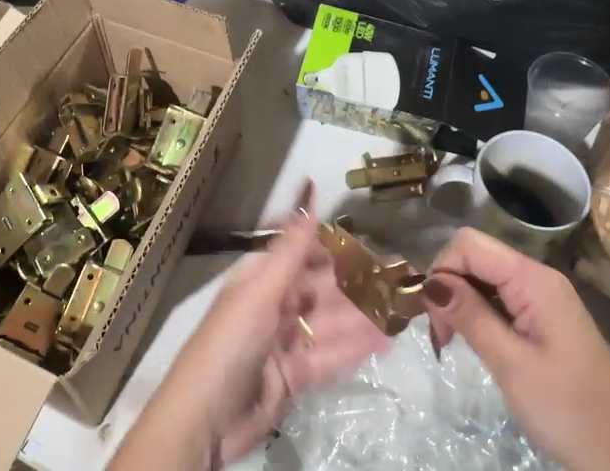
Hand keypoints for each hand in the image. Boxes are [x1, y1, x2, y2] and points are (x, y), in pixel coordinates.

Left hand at [111, 205, 388, 469]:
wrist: (206, 419)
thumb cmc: (230, 342)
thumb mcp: (261, 290)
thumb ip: (292, 248)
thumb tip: (308, 190)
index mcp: (259, 279)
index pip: (300, 255)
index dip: (332, 248)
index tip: (370, 241)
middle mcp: (273, 305)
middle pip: (319, 290)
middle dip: (355, 285)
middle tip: (398, 279)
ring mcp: (284, 342)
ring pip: (329, 323)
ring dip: (362, 317)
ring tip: (402, 310)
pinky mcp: (294, 375)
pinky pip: (329, 357)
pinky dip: (355, 349)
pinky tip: (386, 342)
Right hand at [424, 228, 609, 470]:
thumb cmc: (568, 410)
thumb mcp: (512, 364)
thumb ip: (471, 316)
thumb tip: (429, 282)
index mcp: (535, 280)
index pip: (470, 245)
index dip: (442, 270)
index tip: (433, 318)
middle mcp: (539, 278)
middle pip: (476, 257)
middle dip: (448, 286)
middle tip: (440, 336)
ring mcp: (544, 298)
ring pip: (485, 277)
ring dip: (460, 301)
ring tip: (451, 341)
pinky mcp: (545, 319)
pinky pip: (501, 298)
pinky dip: (478, 313)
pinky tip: (474, 341)